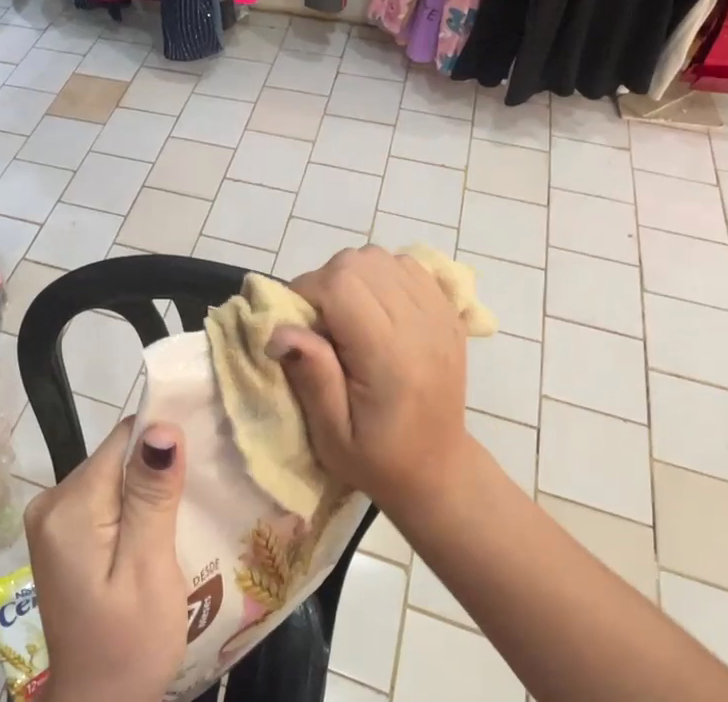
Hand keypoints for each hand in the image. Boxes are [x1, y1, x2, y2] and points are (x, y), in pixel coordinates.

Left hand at [24, 417, 187, 701]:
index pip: (122, 440)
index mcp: (69, 506)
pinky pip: (104, 500)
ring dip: (146, 493)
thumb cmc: (130, 644)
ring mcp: (51, 518)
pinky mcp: (61, 535)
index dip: (163, 444)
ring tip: (181, 520)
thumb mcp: (148, 570)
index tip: (200, 462)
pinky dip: (132, 511)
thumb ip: (151, 497)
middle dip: (156, 473)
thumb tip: (160, 426)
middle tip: (196, 502)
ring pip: (112, 477)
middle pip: (116, 457)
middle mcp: (50, 500)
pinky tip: (155, 535)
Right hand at [273, 246, 472, 515]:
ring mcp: (440, 314)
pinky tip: (374, 309)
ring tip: (346, 315)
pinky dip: (381, 276)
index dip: (307, 293)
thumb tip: (279, 330)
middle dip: (326, 282)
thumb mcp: (332, 435)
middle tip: (319, 323)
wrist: (438, 470)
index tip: (297, 325)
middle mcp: (421, 326)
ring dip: (353, 276)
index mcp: (391, 357)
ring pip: (382, 258)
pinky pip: (407, 267)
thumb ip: (311, 376)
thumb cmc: (377, 459)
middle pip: (360, 263)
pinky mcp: (448, 312)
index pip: (342, 285)